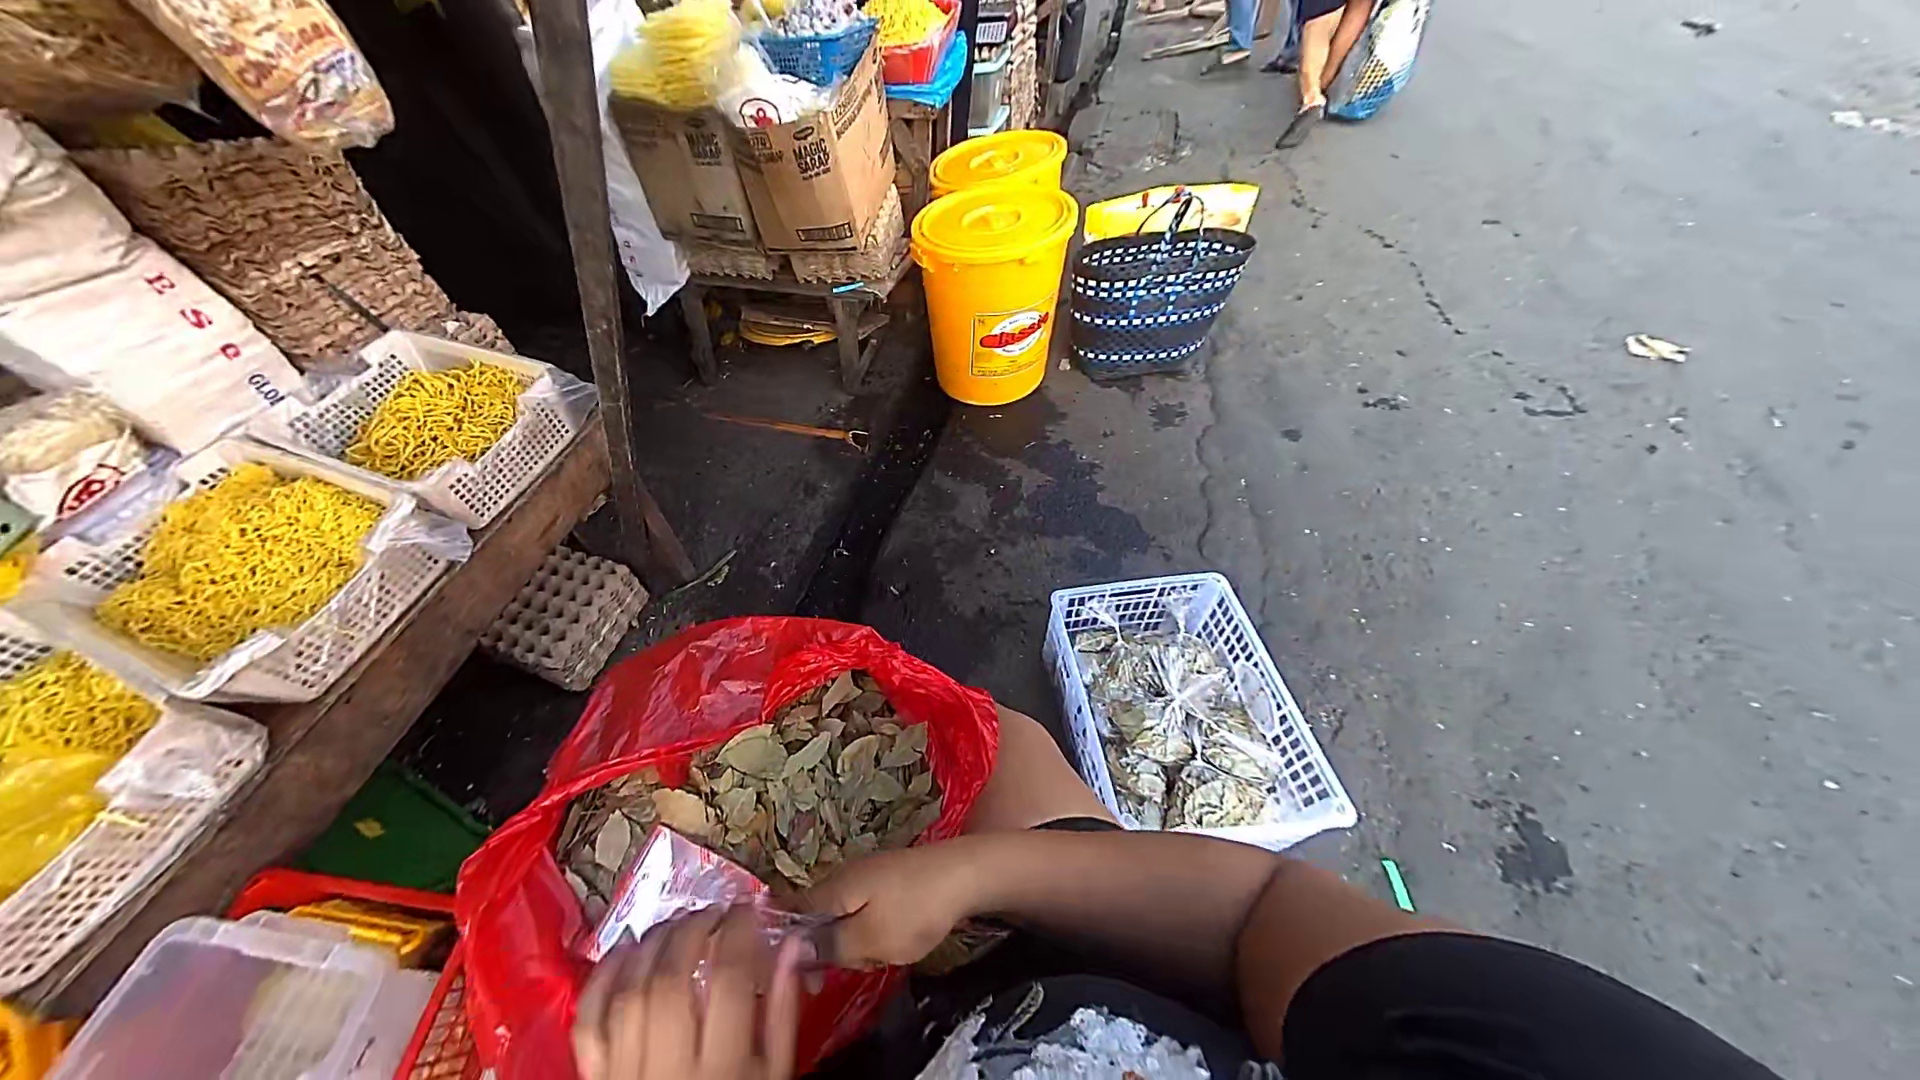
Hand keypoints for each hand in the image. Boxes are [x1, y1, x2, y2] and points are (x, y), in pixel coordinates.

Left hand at [572, 906, 803, 1079]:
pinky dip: (603, 978)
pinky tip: (627, 949)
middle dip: (691, 930)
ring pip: (628, 995)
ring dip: (651, 945)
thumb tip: (792, 943)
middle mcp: (669, 1071)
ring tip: (676, 924)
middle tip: (712, 912)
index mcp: (724, 1069)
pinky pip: (588, 1024)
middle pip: (670, 981)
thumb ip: (783, 1009)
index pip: (729, 980)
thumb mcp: (776, 1074)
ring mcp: (624, 1079)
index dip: (738, 930)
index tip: (747, 907)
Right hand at [798, 837, 991, 968]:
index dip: (791, 946)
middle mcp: (845, 875)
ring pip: (848, 919)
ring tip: (889, 947)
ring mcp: (870, 875)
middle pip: (821, 920)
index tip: (809, 976)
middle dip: (837, 948)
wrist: (964, 873)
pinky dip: (880, 929)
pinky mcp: (890, 879)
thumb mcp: (869, 939)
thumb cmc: (915, 909)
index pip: (791, 913)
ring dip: (862, 942)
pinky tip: (901, 935)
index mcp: (834, 887)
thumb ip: (829, 945)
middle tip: (865, 959)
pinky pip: (870, 911)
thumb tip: (792, 948)